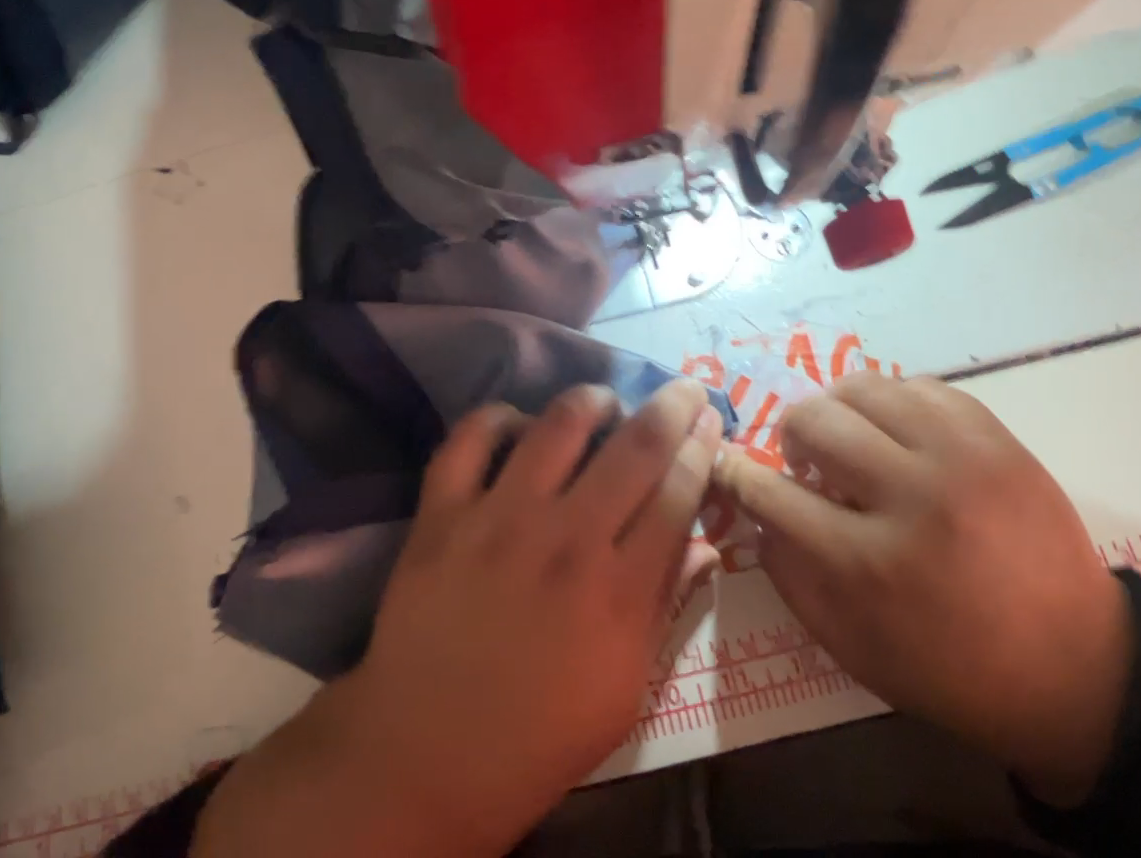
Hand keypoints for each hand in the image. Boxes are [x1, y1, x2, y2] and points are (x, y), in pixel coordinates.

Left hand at [201, 380, 722, 857]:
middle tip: (683, 389)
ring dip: (591, 401)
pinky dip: (497, 419)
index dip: (702, 449)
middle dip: (670, 408)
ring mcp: (499, 519)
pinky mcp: (441, 514)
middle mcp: (567, 538)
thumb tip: (705, 546)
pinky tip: (516, 423)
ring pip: (557, 425)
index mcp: (620, 588)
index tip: (711, 422)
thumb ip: (665, 608)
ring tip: (602, 402)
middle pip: (634, 448)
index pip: (678, 494)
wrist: (428, 751)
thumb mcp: (627, 690)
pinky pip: (469, 439)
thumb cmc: (541, 733)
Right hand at [712, 373, 1130, 806]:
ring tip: (848, 441)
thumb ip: (791, 576)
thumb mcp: (851, 647)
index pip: (772, 493)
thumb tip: (757, 512)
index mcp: (867, 562)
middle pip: (814, 421)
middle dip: (789, 436)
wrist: (1074, 668)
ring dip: (838, 410)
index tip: (726, 463)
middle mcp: (910, 495)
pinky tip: (897, 434)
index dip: (737, 473)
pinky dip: (894, 404)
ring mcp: (961, 458)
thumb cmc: (949, 670)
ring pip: (866, 388)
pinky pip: (923, 386)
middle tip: (803, 462)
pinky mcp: (998, 440)